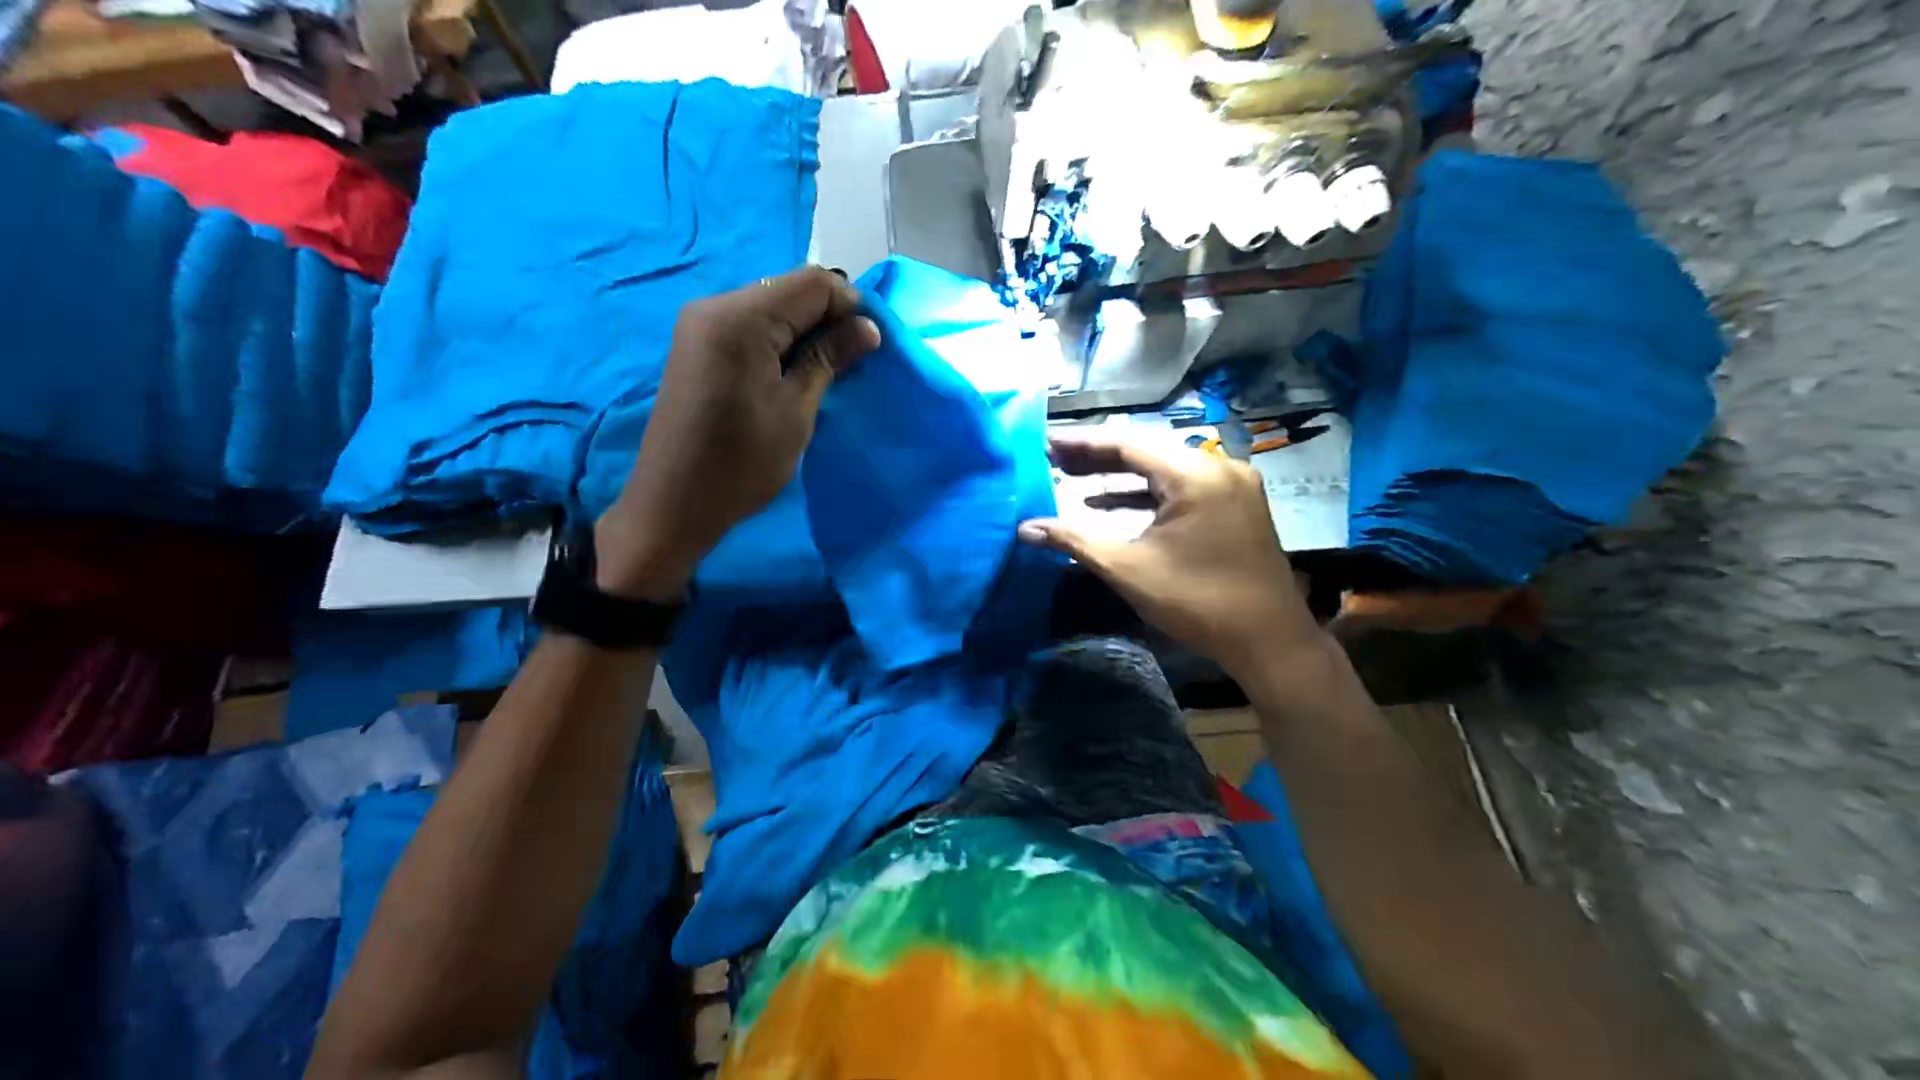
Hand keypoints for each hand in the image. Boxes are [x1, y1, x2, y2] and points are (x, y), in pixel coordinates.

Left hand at [595, 266, 881, 600]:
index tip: (870, 346)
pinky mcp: (697, 345)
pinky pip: (751, 326)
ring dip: (805, 333)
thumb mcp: (796, 411)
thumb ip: (830, 358)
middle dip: (828, 319)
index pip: (812, 283)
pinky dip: (780, 342)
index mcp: (739, 317)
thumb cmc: (741, 464)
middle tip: (849, 364)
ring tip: (823, 374)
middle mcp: (715, 306)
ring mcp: (701, 324)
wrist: (674, 505)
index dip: (850, 307)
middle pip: (790, 290)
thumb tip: (868, 327)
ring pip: (772, 307)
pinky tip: (791, 375)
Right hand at [1016, 436, 1320, 675]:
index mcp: (1195, 474)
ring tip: (1073, 479)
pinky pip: (1182, 488)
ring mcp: (1232, 486)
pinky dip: (1147, 495)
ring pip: (1164, 470)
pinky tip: (1110, 504)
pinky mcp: (1236, 506)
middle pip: (1147, 452)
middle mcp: (1218, 468)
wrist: (1268, 639)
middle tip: (1054, 460)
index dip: (1082, 444)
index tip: (1046, 444)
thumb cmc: (1197, 601)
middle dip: (1097, 458)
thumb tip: (1025, 528)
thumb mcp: (1128, 569)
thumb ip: (1074, 541)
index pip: (1127, 444)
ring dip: (1120, 478)